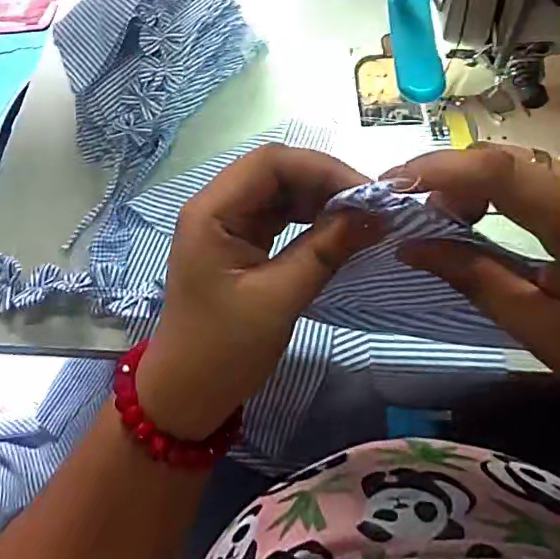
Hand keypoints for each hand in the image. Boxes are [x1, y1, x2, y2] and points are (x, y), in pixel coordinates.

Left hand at [137, 144, 383, 440]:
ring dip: (320, 198)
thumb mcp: (278, 300)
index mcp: (211, 211)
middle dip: (324, 181)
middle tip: (370, 205)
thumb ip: (325, 252)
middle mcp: (216, 205)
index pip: (270, 163)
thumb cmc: (222, 350)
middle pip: (276, 171)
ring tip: (361, 215)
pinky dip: (310, 216)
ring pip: (280, 190)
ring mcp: (228, 221)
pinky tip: (338, 227)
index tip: (365, 192)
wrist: (186, 395)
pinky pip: (279, 214)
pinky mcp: (240, 239)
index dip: (321, 169)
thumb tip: (373, 216)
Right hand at [385, 143, 559, 432]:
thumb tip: (410, 246)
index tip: (393, 186)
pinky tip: (481, 218)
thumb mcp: (541, 331)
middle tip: (413, 212)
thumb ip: (474, 278)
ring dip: (471, 181)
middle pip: (506, 157)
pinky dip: (497, 190)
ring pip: (519, 162)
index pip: (502, 171)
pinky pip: (536, 177)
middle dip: (449, 175)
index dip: (441, 169)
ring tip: (443, 219)